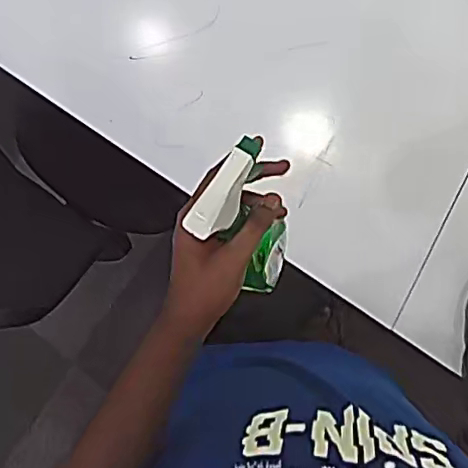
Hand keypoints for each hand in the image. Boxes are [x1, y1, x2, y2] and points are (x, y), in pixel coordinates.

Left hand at [161, 154, 289, 337]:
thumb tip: (271, 203)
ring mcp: (205, 229)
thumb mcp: (234, 257)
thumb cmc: (200, 293)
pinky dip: (253, 217)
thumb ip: (255, 227)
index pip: (219, 178)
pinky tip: (268, 224)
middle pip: (229, 187)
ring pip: (234, 203)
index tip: (256, 147)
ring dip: (258, 202)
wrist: (188, 320)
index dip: (240, 160)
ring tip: (278, 209)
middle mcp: (198, 218)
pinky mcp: (213, 240)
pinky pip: (235, 219)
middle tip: (279, 169)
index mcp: (194, 217)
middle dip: (256, 177)